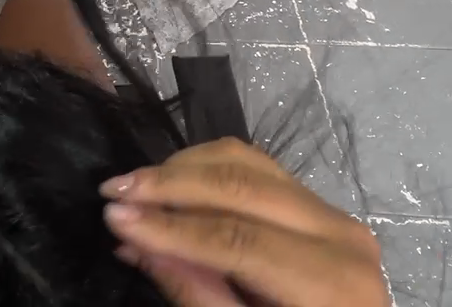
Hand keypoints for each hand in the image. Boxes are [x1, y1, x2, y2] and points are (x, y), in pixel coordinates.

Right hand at [101, 139, 386, 306]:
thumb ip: (194, 292)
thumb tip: (128, 240)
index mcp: (332, 283)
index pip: (237, 239)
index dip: (170, 227)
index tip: (114, 217)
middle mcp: (339, 232)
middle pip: (238, 185)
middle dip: (168, 184)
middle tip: (112, 189)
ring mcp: (328, 208)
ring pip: (241, 159)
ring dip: (180, 167)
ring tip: (136, 185)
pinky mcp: (311, 197)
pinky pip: (251, 162)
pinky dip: (203, 164)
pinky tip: (170, 179)